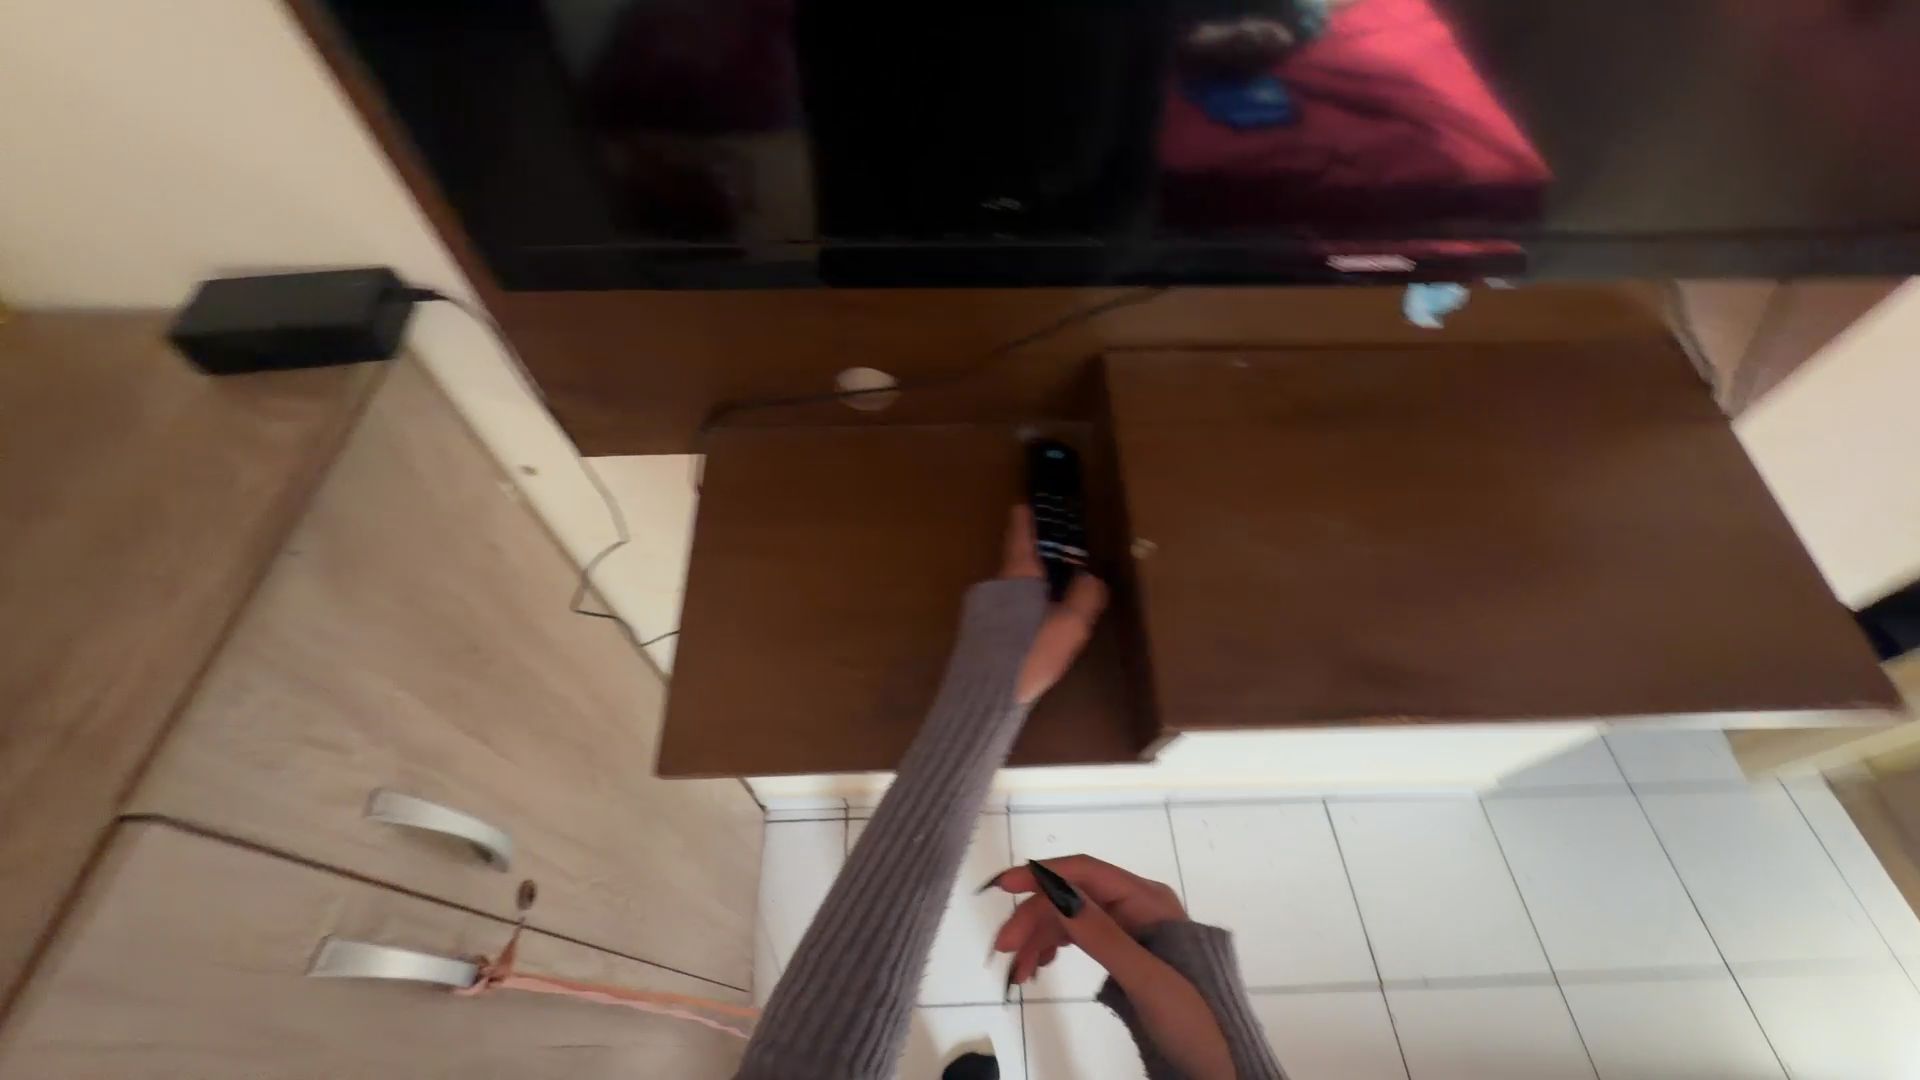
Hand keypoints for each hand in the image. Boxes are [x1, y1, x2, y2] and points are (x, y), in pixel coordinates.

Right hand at [988, 856, 1234, 1079]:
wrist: (1229, 1070)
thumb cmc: (1196, 1022)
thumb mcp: (1147, 980)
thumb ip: (1100, 934)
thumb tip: (1053, 890)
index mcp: (1147, 900)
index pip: (1084, 872)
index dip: (1042, 874)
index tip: (1004, 886)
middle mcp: (1136, 906)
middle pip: (1072, 897)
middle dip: (1035, 918)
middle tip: (1003, 950)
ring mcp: (1130, 929)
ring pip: (1071, 920)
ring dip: (1039, 938)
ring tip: (1017, 971)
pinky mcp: (1125, 954)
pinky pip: (1080, 939)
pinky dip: (1054, 949)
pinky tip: (1037, 966)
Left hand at [997, 506, 1106, 704]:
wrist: (985, 694)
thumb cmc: (1030, 653)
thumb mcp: (1070, 625)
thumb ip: (1086, 595)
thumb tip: (1090, 576)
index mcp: (1017, 575)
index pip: (1020, 533)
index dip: (1028, 518)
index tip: (1030, 504)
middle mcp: (995, 583)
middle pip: (1019, 562)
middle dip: (1040, 562)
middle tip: (1063, 565)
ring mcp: (981, 607)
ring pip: (1012, 588)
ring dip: (1031, 590)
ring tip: (1055, 604)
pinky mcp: (977, 629)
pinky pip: (1004, 608)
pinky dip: (1020, 609)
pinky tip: (1034, 629)